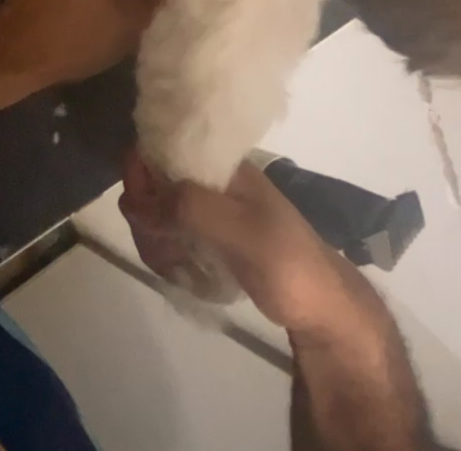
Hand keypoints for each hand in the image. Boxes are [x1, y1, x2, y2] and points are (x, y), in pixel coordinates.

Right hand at [121, 155, 372, 338]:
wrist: (325, 311)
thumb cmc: (287, 263)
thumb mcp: (240, 230)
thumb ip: (187, 206)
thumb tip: (134, 202)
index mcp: (218, 166)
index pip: (157, 150)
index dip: (140, 176)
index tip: (143, 211)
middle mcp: (207, 182)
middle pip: (149, 186)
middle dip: (145, 219)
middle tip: (163, 249)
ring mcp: (207, 211)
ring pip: (154, 215)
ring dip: (154, 242)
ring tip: (176, 268)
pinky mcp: (206, 238)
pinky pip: (167, 238)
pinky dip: (166, 256)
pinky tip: (183, 274)